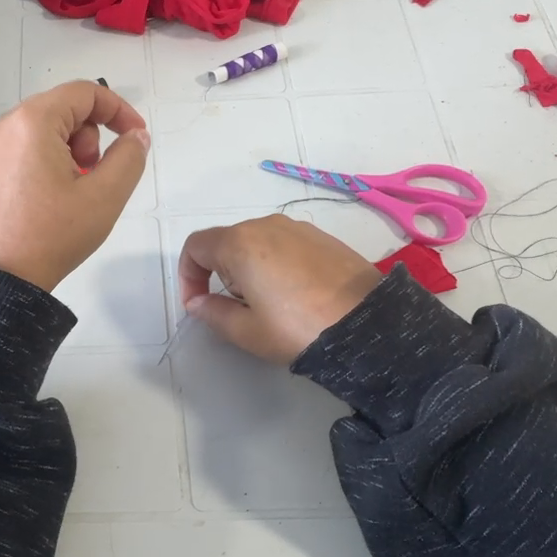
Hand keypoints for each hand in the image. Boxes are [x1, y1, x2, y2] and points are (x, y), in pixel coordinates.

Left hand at [0, 81, 150, 291]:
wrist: (2, 278)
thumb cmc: (54, 234)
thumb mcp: (104, 197)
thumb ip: (128, 157)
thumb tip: (136, 137)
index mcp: (32, 121)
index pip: (84, 92)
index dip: (118, 110)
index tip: (137, 137)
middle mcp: (5, 125)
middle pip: (63, 109)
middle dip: (91, 136)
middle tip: (96, 174)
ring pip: (44, 130)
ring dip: (71, 150)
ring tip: (75, 190)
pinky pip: (24, 150)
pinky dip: (48, 162)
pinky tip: (52, 199)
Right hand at [179, 215, 382, 364]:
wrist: (368, 326)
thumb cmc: (298, 328)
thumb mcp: (246, 331)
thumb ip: (212, 313)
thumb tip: (198, 303)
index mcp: (240, 243)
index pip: (196, 247)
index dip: (188, 276)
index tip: (197, 304)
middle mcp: (266, 225)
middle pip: (226, 242)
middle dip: (221, 274)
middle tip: (237, 309)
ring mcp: (297, 228)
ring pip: (256, 243)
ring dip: (249, 269)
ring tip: (268, 304)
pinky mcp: (323, 237)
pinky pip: (284, 245)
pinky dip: (275, 264)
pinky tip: (294, 295)